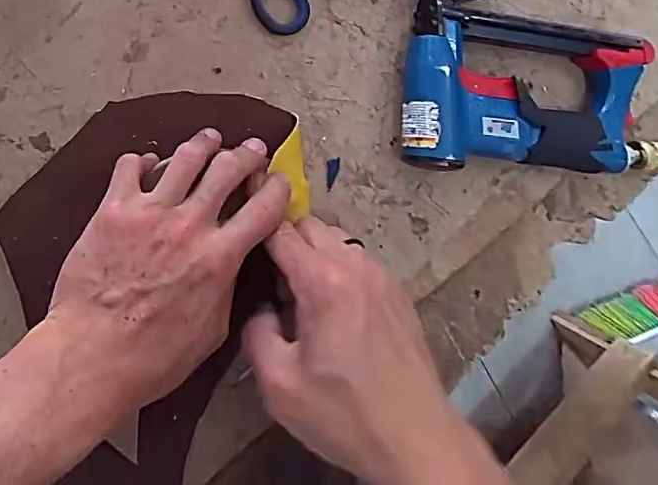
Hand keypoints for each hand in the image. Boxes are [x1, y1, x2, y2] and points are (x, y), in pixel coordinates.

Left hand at [40, 128, 290, 409]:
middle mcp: (190, 226)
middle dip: (247, 153)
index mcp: (219, 255)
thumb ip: (229, 287)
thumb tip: (236, 263)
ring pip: (186, 157)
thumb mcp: (213, 330)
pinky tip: (148, 164)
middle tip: (251, 149)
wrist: (86, 362)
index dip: (279, 186)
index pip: (265, 205)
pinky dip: (143, 161)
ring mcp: (150, 214)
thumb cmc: (150, 358)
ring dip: (203, 143)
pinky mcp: (113, 211)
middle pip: (229, 167)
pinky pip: (130, 167)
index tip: (278, 181)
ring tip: (209, 139)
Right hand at [243, 217, 504, 484]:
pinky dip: (339, 267)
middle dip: (287, 240)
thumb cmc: (343, 411)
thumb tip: (259, 309)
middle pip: (312, 226)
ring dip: (314, 253)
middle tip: (270, 277)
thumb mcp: (280, 384)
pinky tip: (334, 306)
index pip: (283, 233)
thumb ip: (257, 335)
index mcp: (323, 279)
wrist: (412, 431)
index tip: (245, 243)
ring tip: (301, 294)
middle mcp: (354, 263)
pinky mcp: (395, 288)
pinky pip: (358, 260)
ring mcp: (380, 272)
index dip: (260, 233)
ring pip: (337, 240)